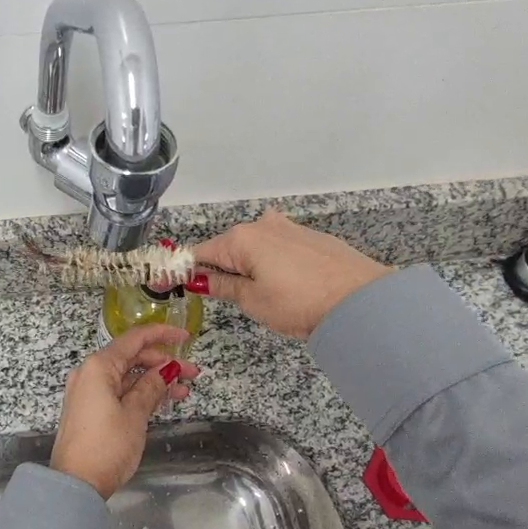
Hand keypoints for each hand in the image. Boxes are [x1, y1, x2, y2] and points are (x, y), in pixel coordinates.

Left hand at [51, 323, 199, 499]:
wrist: (75, 484)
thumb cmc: (106, 446)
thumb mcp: (135, 415)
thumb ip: (152, 388)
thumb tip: (167, 369)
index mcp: (98, 367)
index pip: (134, 340)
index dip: (162, 335)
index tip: (186, 337)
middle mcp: (89, 373)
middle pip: (131, 357)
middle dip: (163, 363)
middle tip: (193, 374)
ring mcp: (87, 392)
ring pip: (126, 377)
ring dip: (154, 380)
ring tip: (184, 391)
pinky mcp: (89, 410)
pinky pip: (118, 392)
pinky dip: (140, 393)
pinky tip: (163, 400)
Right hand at [190, 211, 392, 338]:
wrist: (362, 302)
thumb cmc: (301, 303)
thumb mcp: (253, 301)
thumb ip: (222, 286)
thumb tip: (198, 279)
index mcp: (240, 239)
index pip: (198, 253)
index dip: (182, 270)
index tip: (164, 282)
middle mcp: (262, 225)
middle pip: (226, 247)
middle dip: (217, 268)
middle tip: (214, 295)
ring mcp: (289, 228)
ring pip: (254, 247)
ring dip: (246, 266)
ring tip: (254, 294)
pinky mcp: (311, 237)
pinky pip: (277, 248)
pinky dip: (269, 262)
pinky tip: (282, 284)